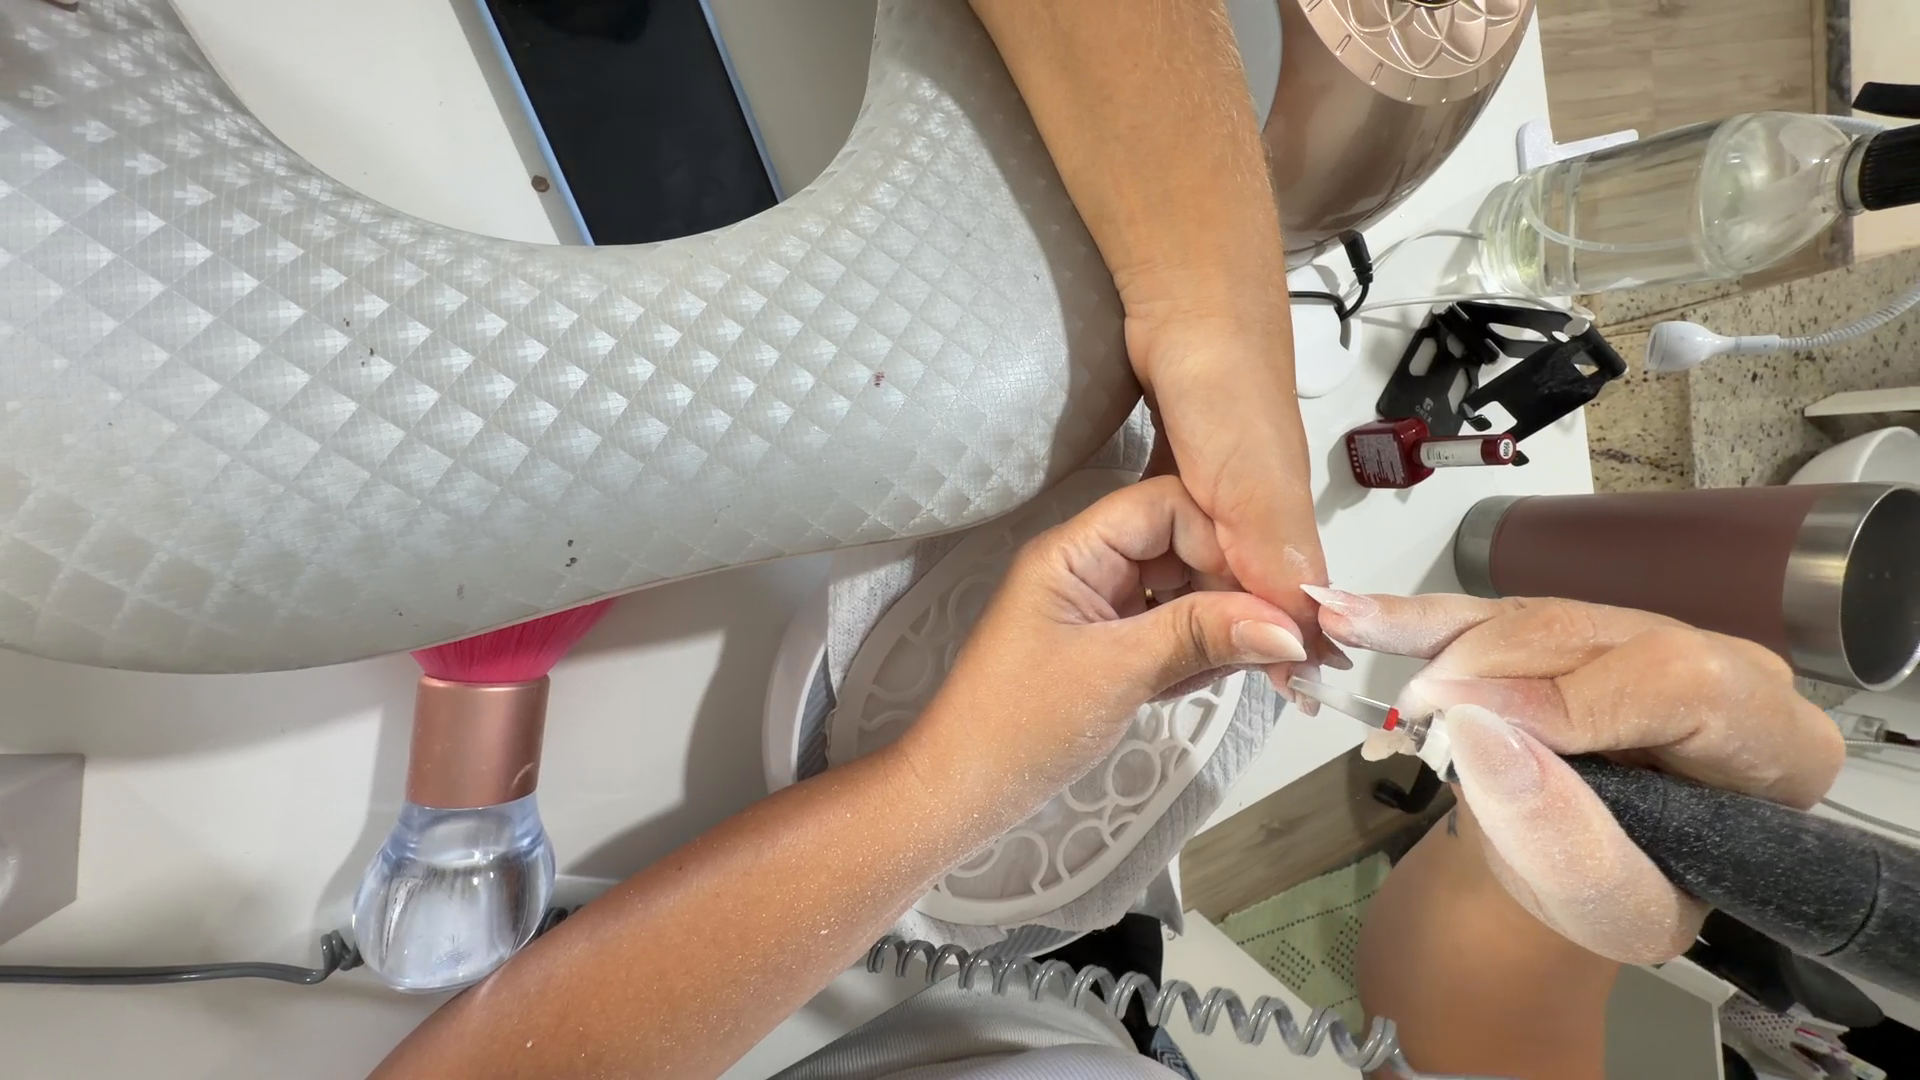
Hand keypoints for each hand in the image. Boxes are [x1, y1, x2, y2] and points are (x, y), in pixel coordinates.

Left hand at [899, 475, 1307, 809]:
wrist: (967, 788)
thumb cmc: (1023, 723)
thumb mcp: (1117, 671)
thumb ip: (1202, 635)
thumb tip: (1291, 625)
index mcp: (1075, 550)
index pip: (1165, 507)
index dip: (1223, 539)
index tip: (1275, 593)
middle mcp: (1090, 565)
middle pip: (1182, 546)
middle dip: (1232, 588)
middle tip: (1286, 641)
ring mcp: (1100, 605)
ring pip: (1182, 590)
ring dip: (1221, 624)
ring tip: (1254, 667)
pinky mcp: (1109, 643)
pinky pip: (1170, 628)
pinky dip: (1198, 649)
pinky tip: (1208, 678)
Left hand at [1134, 316, 1337, 673]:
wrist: (1185, 303)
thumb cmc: (1224, 391)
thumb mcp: (1250, 484)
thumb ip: (1275, 555)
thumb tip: (1308, 634)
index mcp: (1271, 520)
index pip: (1278, 596)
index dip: (1265, 638)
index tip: (1262, 686)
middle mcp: (1245, 508)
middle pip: (1238, 585)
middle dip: (1223, 625)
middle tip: (1189, 674)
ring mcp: (1210, 487)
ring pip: (1207, 564)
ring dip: (1196, 601)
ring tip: (1168, 648)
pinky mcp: (1179, 469)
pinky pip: (1178, 536)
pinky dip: (1170, 564)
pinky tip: (1152, 586)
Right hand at [1312, 589, 1844, 964]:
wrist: (1566, 866)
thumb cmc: (1606, 892)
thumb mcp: (1608, 906)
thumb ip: (1560, 837)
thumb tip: (1472, 730)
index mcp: (1760, 738)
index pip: (1675, 681)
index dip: (1565, 695)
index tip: (1464, 720)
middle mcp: (1697, 664)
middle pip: (1584, 632)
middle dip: (1482, 664)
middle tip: (1413, 707)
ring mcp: (1614, 636)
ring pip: (1518, 612)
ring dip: (1424, 626)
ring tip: (1343, 623)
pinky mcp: (1540, 629)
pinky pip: (1470, 612)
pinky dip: (1402, 616)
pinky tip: (1347, 607)